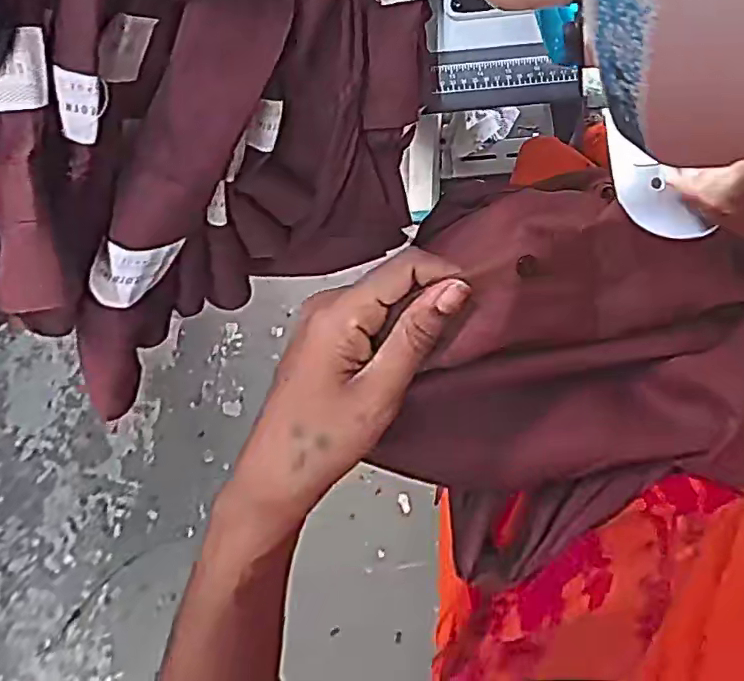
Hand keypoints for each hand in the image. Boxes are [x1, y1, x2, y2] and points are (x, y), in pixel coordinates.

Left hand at [221, 250, 469, 546]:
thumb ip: (418, 332)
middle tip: (458, 324)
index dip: (444, 272)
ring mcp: (323, 315)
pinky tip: (405, 351)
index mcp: (337, 312)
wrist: (273, 478)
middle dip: (433, 291)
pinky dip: (397, 322)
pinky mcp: (327, 329)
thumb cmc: (318, 444)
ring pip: (387, 291)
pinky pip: (372, 308)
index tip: (470, 295)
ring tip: (433, 344)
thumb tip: (452, 289)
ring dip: (417, 308)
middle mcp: (326, 304)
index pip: (404, 264)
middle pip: (396, 274)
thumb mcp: (381, 390)